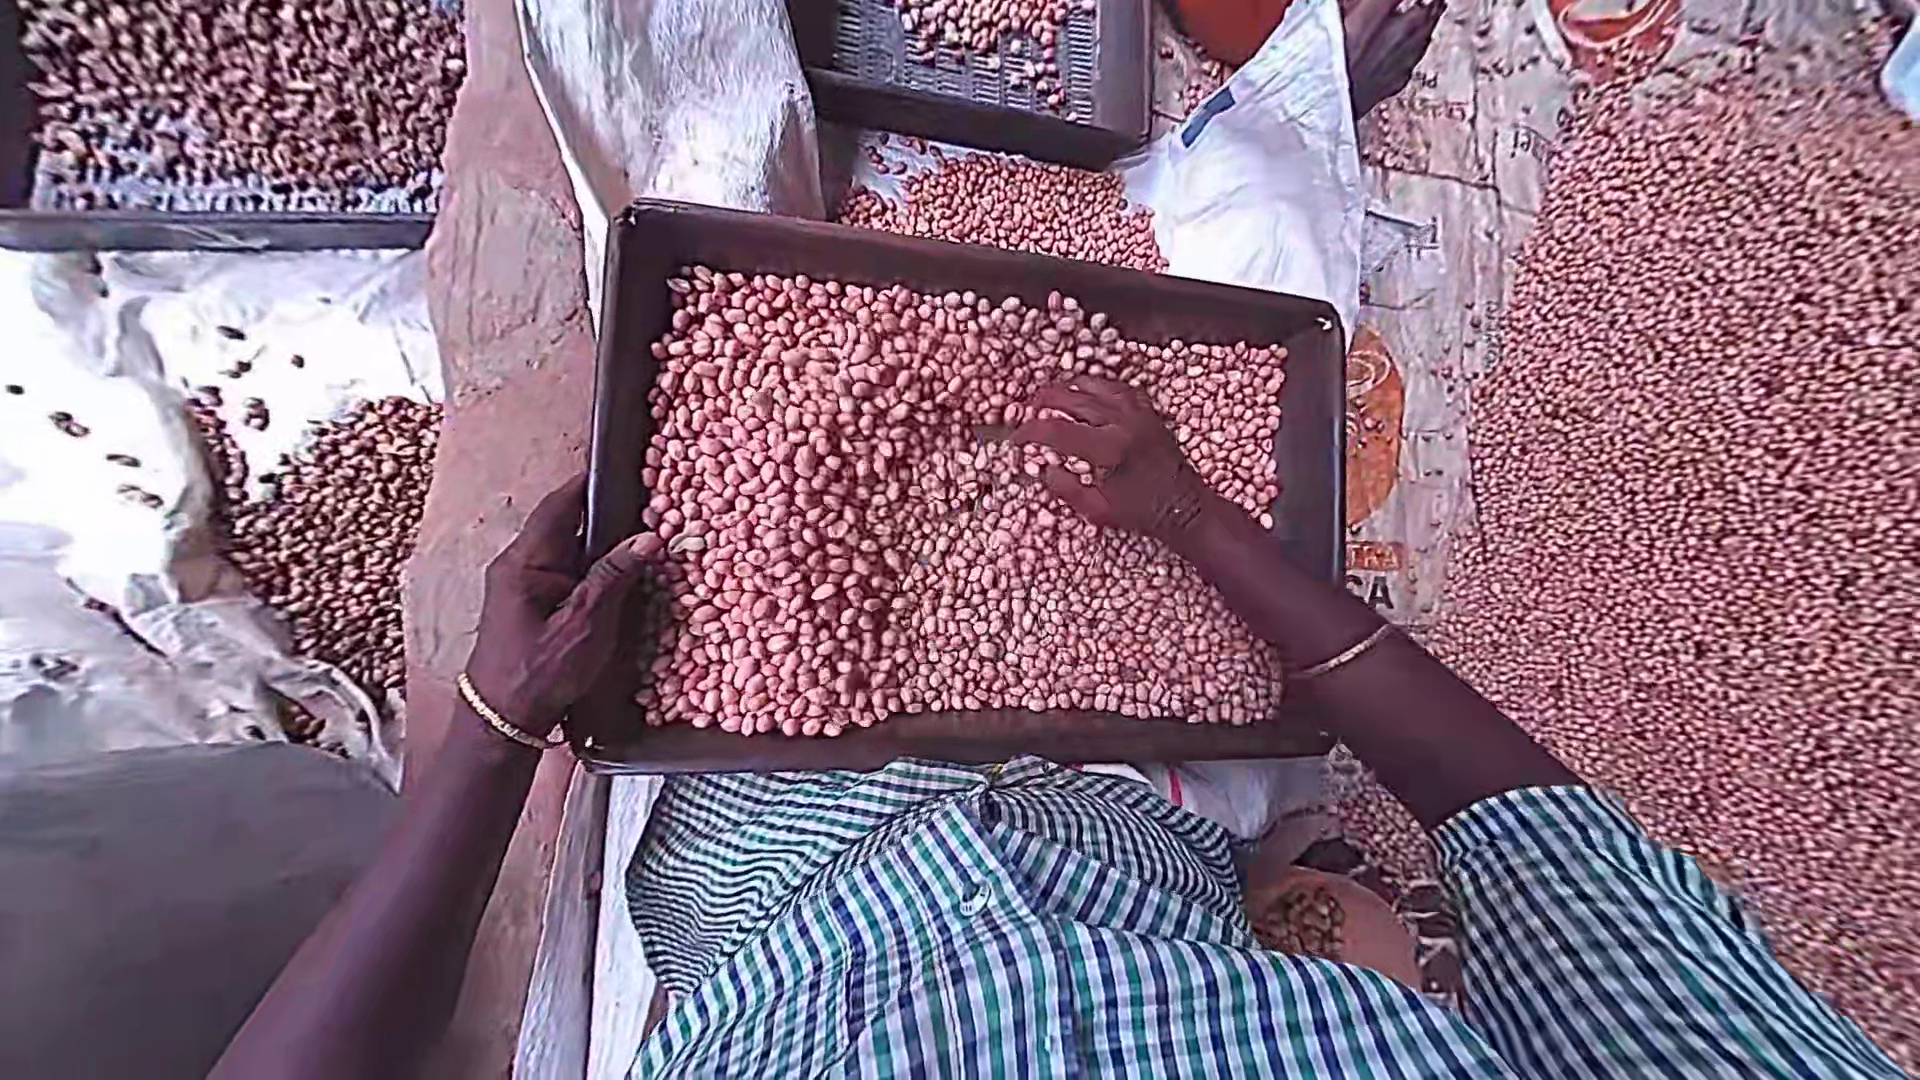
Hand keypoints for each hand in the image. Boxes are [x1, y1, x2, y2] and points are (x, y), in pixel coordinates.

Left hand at [465, 474, 663, 735]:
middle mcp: (520, 563)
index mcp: (525, 562)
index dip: (589, 482)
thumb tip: (649, 537)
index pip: (560, 506)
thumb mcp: (585, 624)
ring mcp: (525, 581)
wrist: (503, 718)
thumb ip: (614, 576)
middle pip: (566, 521)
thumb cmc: (542, 671)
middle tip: (650, 500)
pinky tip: (623, 565)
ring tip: (645, 528)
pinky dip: (596, 559)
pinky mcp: (535, 597)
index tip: (623, 466)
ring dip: (603, 536)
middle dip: (606, 509)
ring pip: (570, 544)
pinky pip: (569, 564)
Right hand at [1010, 376, 1212, 542]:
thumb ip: (1066, 489)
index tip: (1017, 439)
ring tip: (1053, 398)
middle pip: (1072, 396)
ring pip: (1095, 384)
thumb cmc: (1142, 514)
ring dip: (1069, 388)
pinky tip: (1088, 395)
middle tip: (1029, 411)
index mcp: (1107, 450)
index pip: (1056, 430)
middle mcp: (1122, 423)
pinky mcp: (1148, 412)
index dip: (1030, 432)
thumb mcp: (1097, 511)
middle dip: (1044, 401)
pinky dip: (1098, 388)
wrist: (1186, 507)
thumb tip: (1044, 469)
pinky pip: (1118, 388)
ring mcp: (1138, 413)